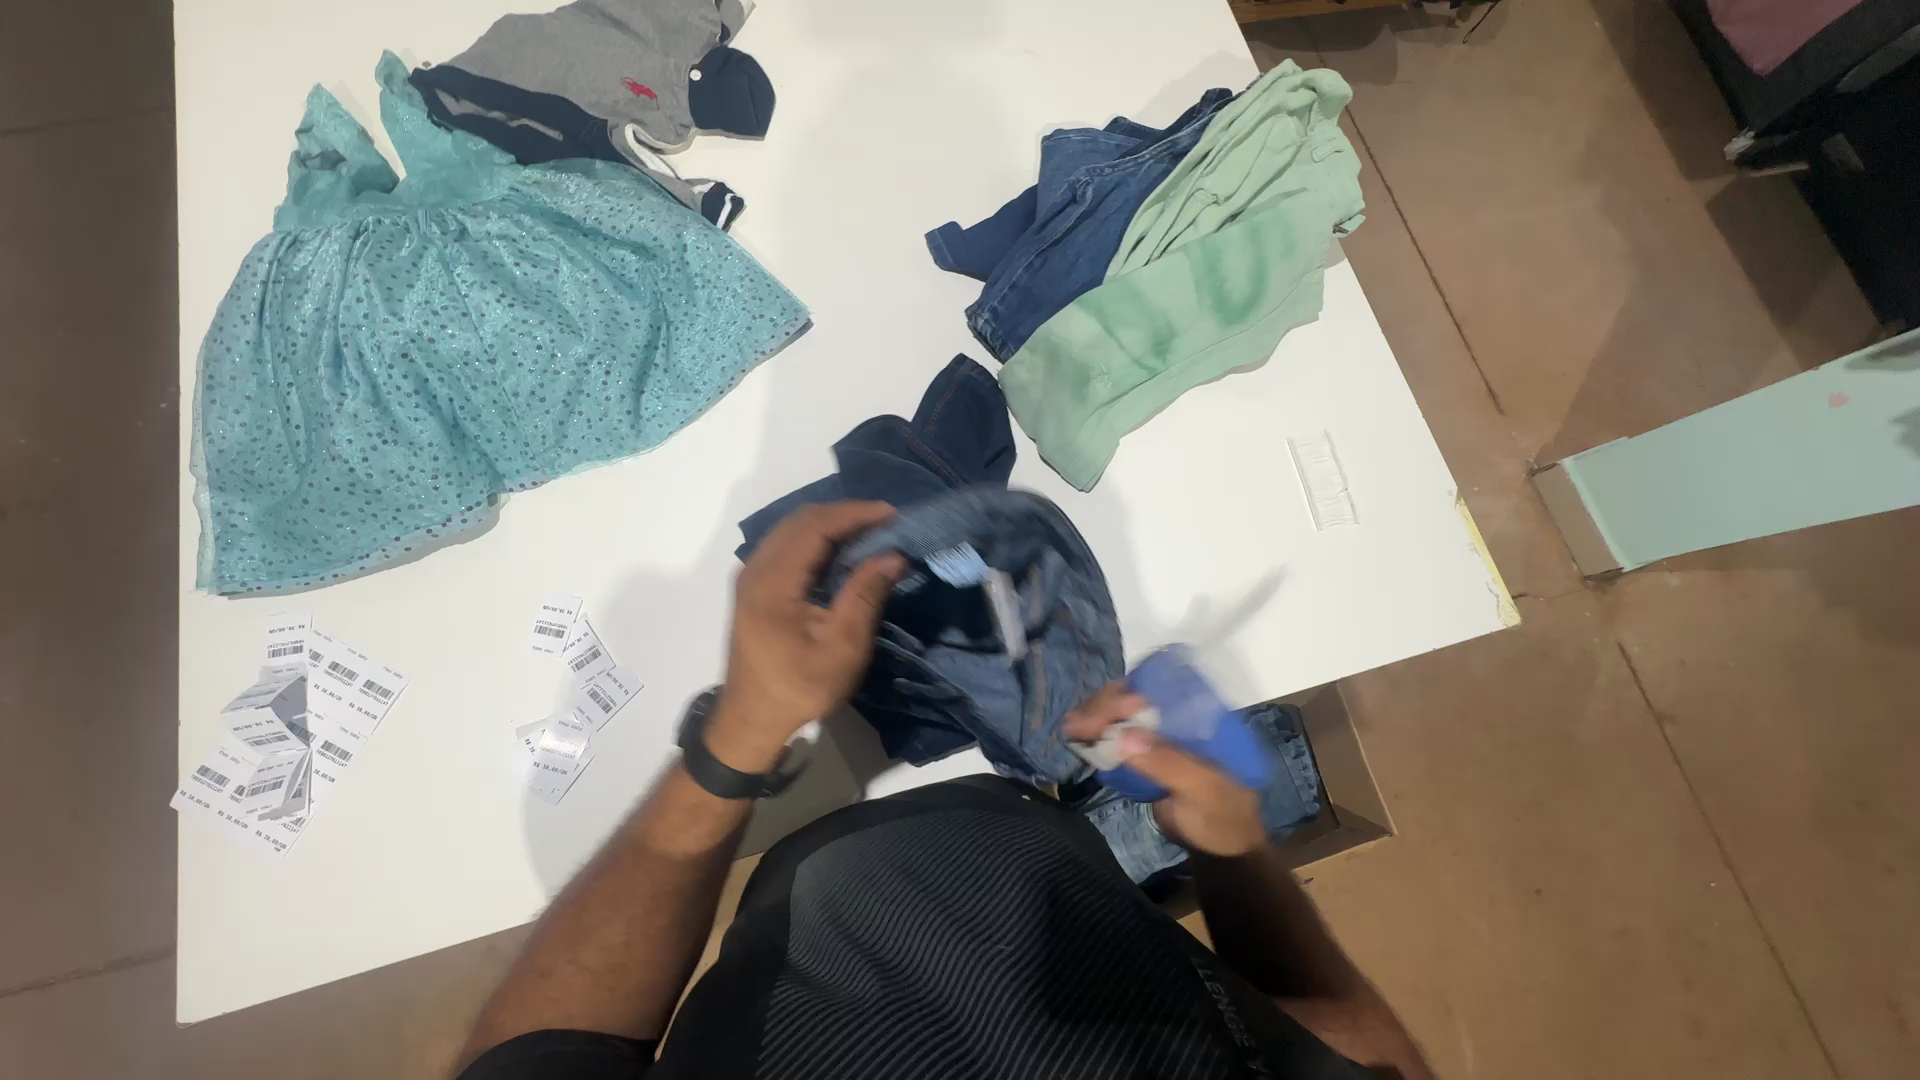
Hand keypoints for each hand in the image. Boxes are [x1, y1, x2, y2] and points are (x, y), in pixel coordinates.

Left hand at [710, 502, 906, 769]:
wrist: (752, 719)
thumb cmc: (799, 687)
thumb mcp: (842, 647)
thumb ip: (865, 594)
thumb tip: (894, 554)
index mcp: (772, 582)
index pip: (815, 526)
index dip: (855, 514)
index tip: (892, 515)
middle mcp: (755, 568)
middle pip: (801, 521)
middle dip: (846, 514)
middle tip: (886, 523)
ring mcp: (751, 576)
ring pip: (793, 530)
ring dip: (832, 525)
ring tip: (871, 533)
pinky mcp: (755, 586)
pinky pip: (787, 545)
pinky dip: (818, 540)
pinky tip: (844, 552)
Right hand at [1065, 681, 1266, 857]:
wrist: (1220, 851)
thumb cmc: (1221, 818)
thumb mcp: (1203, 791)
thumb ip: (1170, 764)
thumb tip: (1124, 737)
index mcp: (1202, 717)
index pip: (1163, 690)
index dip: (1133, 694)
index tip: (1110, 711)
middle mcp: (1178, 718)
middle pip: (1135, 696)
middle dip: (1106, 706)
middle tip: (1079, 724)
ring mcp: (1159, 735)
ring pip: (1121, 713)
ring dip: (1095, 717)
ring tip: (1071, 728)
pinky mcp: (1144, 754)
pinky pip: (1116, 735)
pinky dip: (1096, 733)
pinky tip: (1077, 736)